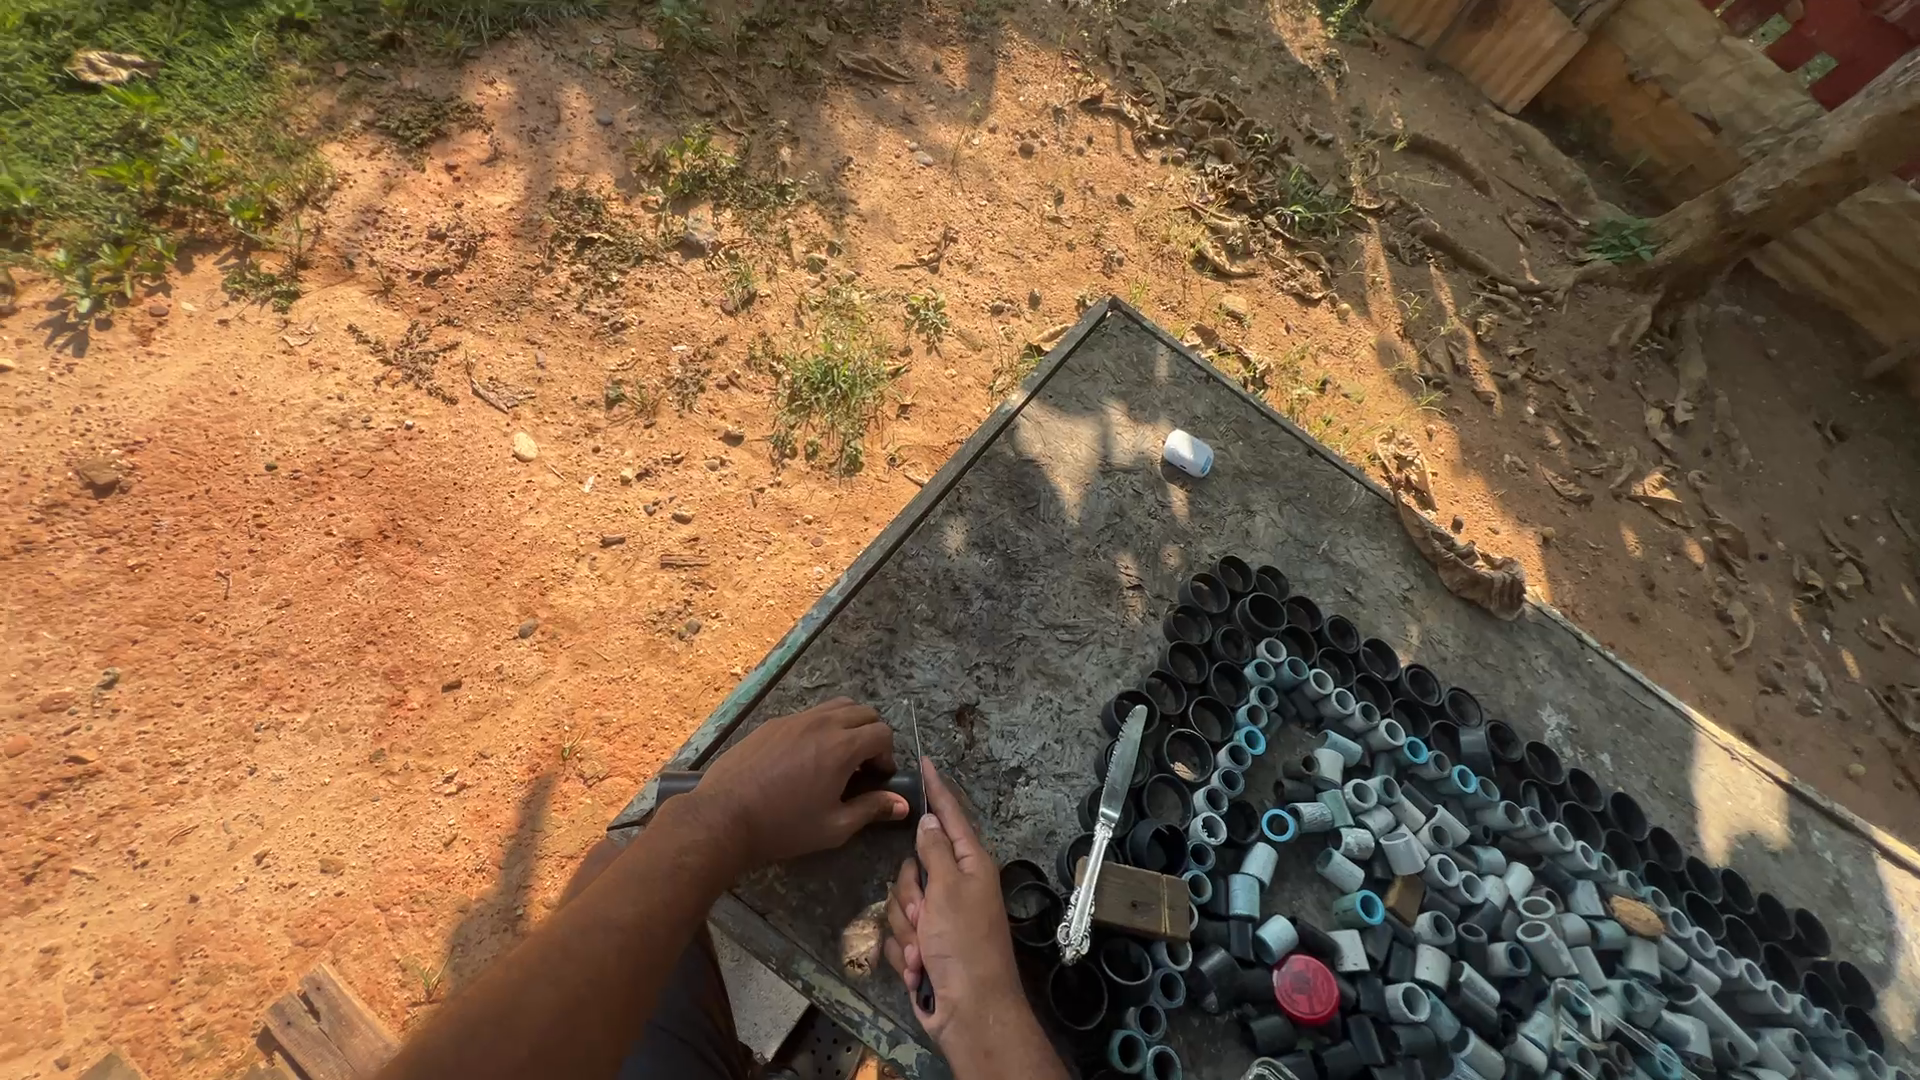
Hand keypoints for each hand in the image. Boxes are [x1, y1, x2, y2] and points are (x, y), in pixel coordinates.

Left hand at [691, 697, 908, 869]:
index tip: (877, 778)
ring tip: (837, 756)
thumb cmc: (783, 826)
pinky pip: (809, 715)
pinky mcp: (773, 723)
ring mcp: (796, 719)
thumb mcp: (834, 826)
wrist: (723, 817)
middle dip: (872, 736)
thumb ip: (871, 809)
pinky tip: (804, 758)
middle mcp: (823, 723)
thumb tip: (902, 804)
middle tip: (861, 766)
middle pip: (863, 712)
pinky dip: (820, 727)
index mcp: (842, 746)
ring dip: (848, 725)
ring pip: (836, 707)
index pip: (882, 733)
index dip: (887, 755)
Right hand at [883, 760, 1024, 1046]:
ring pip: (900, 900)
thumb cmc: (963, 945)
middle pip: (913, 864)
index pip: (950, 815)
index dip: (937, 788)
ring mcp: (938, 916)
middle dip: (910, 894)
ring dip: (907, 928)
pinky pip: (898, 932)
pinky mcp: (924, 943)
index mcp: (971, 864)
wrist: (967, 1012)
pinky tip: (919, 968)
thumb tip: (929, 820)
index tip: (926, 761)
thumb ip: (934, 851)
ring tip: (924, 949)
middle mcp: (955, 884)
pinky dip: (905, 952)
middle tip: (923, 916)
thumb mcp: (948, 890)